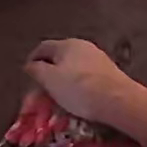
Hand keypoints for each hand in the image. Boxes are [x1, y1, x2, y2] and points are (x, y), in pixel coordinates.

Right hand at [24, 38, 142, 122]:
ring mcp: (98, 60)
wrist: (119, 102)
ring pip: (73, 70)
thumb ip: (36, 70)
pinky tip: (78, 101)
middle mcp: (83, 47)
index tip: (27, 74)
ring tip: (58, 99)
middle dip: (47, 75)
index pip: (43, 48)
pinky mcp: (109, 74)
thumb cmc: (79, 88)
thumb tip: (30, 65)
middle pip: (59, 59)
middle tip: (41, 91)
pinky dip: (78, 87)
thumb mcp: (49, 80)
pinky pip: (87, 78)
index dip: (32, 60)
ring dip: (63, 82)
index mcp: (66, 44)